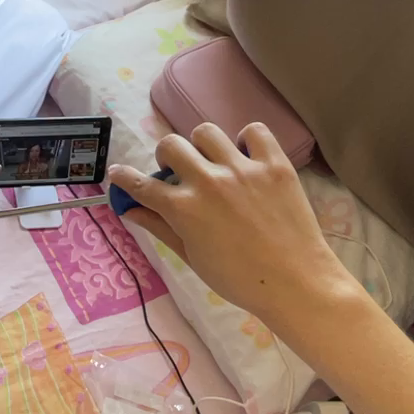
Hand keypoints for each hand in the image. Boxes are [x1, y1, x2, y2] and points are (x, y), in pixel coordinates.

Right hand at [107, 123, 367, 351]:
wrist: (295, 283)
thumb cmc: (237, 278)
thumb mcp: (190, 256)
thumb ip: (158, 227)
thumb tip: (129, 210)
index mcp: (183, 208)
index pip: (140, 184)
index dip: (123, 177)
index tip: (118, 174)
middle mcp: (208, 182)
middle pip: (170, 146)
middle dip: (166, 157)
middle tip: (178, 173)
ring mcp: (242, 170)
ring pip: (206, 132)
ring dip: (202, 146)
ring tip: (213, 163)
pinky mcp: (274, 165)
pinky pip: (254, 131)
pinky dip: (247, 140)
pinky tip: (247, 159)